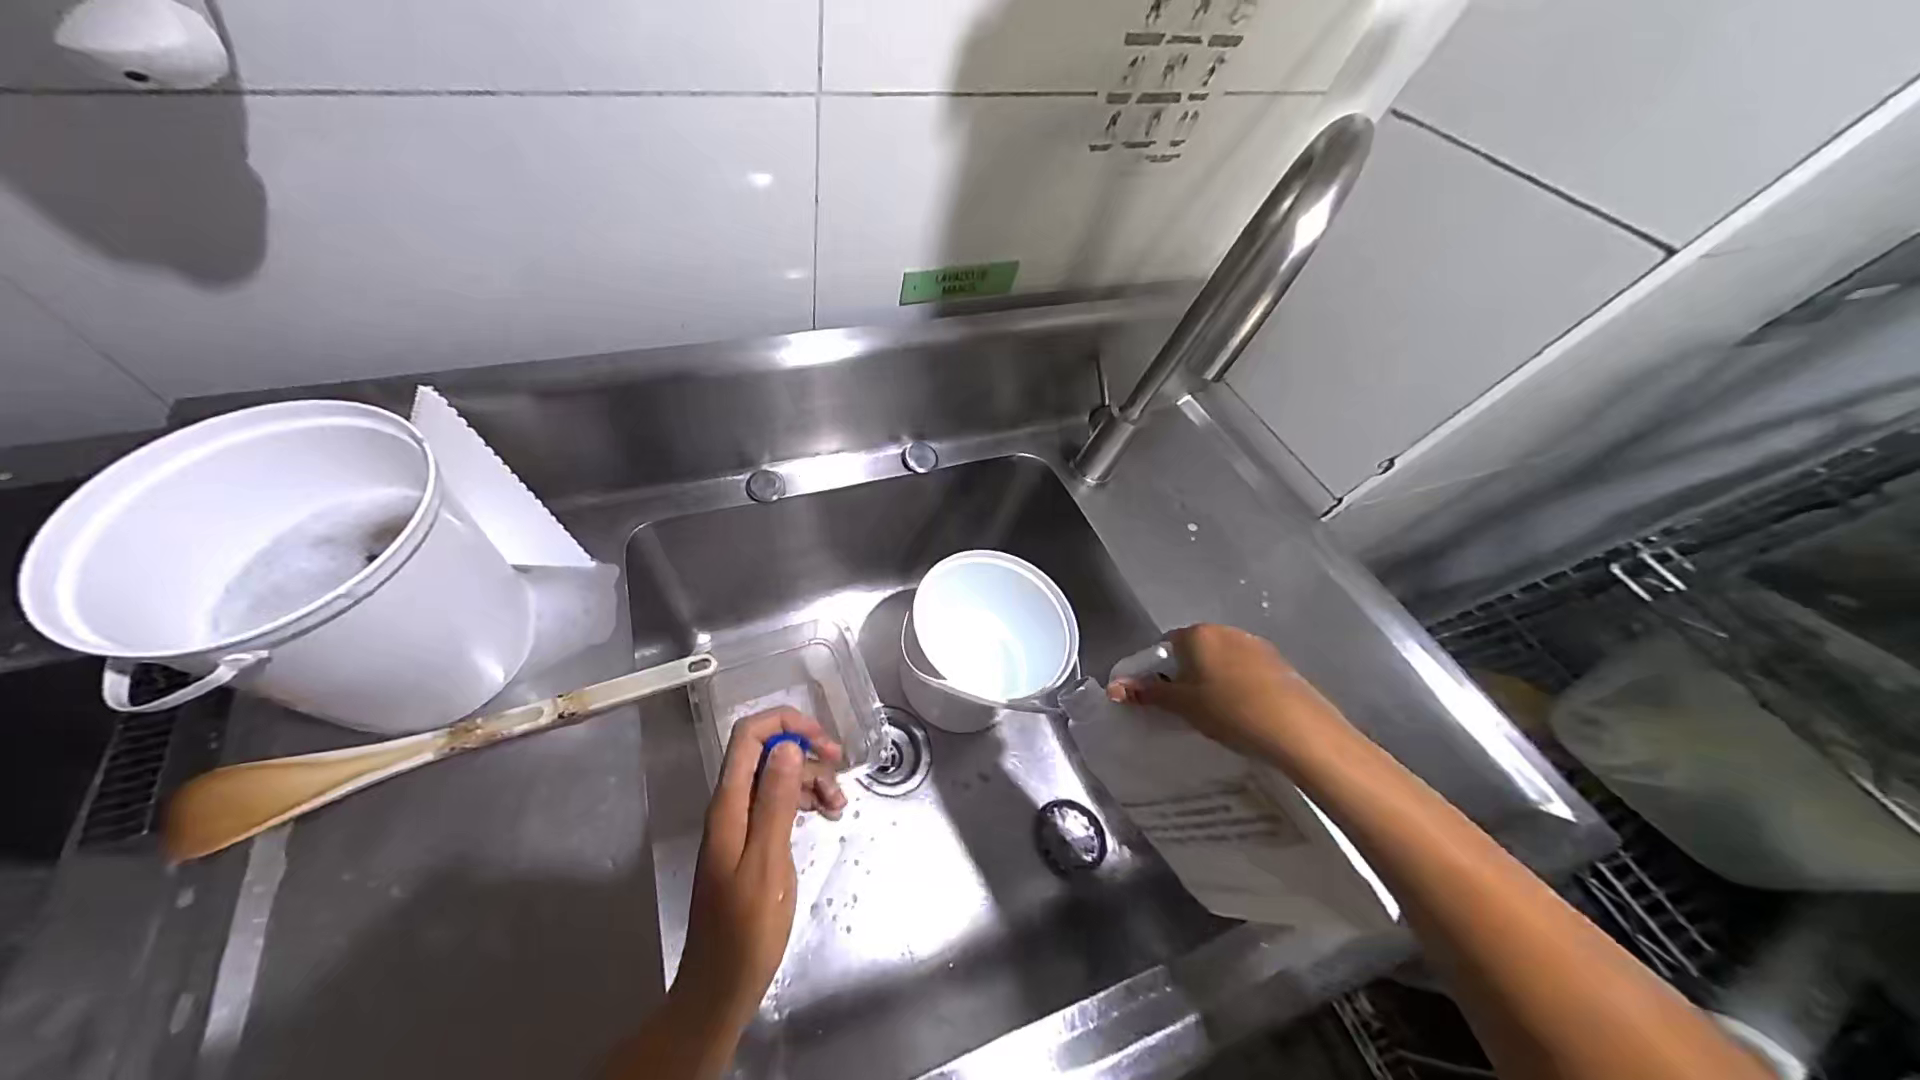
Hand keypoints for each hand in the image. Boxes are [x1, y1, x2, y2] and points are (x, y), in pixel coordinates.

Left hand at [675, 707, 845, 1034]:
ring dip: (812, 781)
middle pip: (768, 752)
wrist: (720, 985)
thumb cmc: (745, 930)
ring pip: (779, 777)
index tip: (823, 741)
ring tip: (839, 807)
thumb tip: (788, 747)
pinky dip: (805, 802)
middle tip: (841, 773)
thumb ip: (775, 802)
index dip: (786, 724)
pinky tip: (826, 816)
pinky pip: (780, 804)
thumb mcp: (767, 862)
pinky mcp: (752, 842)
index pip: (748, 736)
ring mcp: (741, 824)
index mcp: (728, 805)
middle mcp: (731, 806)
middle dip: (807, 753)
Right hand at [1108, 623, 1351, 760]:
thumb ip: (1148, 693)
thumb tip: (1114, 687)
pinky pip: (1244, 669)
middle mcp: (1225, 630)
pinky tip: (1241, 711)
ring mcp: (1255, 644)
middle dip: (1184, 674)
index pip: (1164, 645)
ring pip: (1220, 659)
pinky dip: (1236, 685)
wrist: (1299, 729)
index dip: (1155, 670)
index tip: (1157, 697)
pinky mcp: (1278, 663)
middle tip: (1183, 707)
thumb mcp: (1184, 706)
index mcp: (1198, 634)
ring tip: (1213, 713)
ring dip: (1211, 679)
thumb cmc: (1231, 712)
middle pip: (1193, 650)